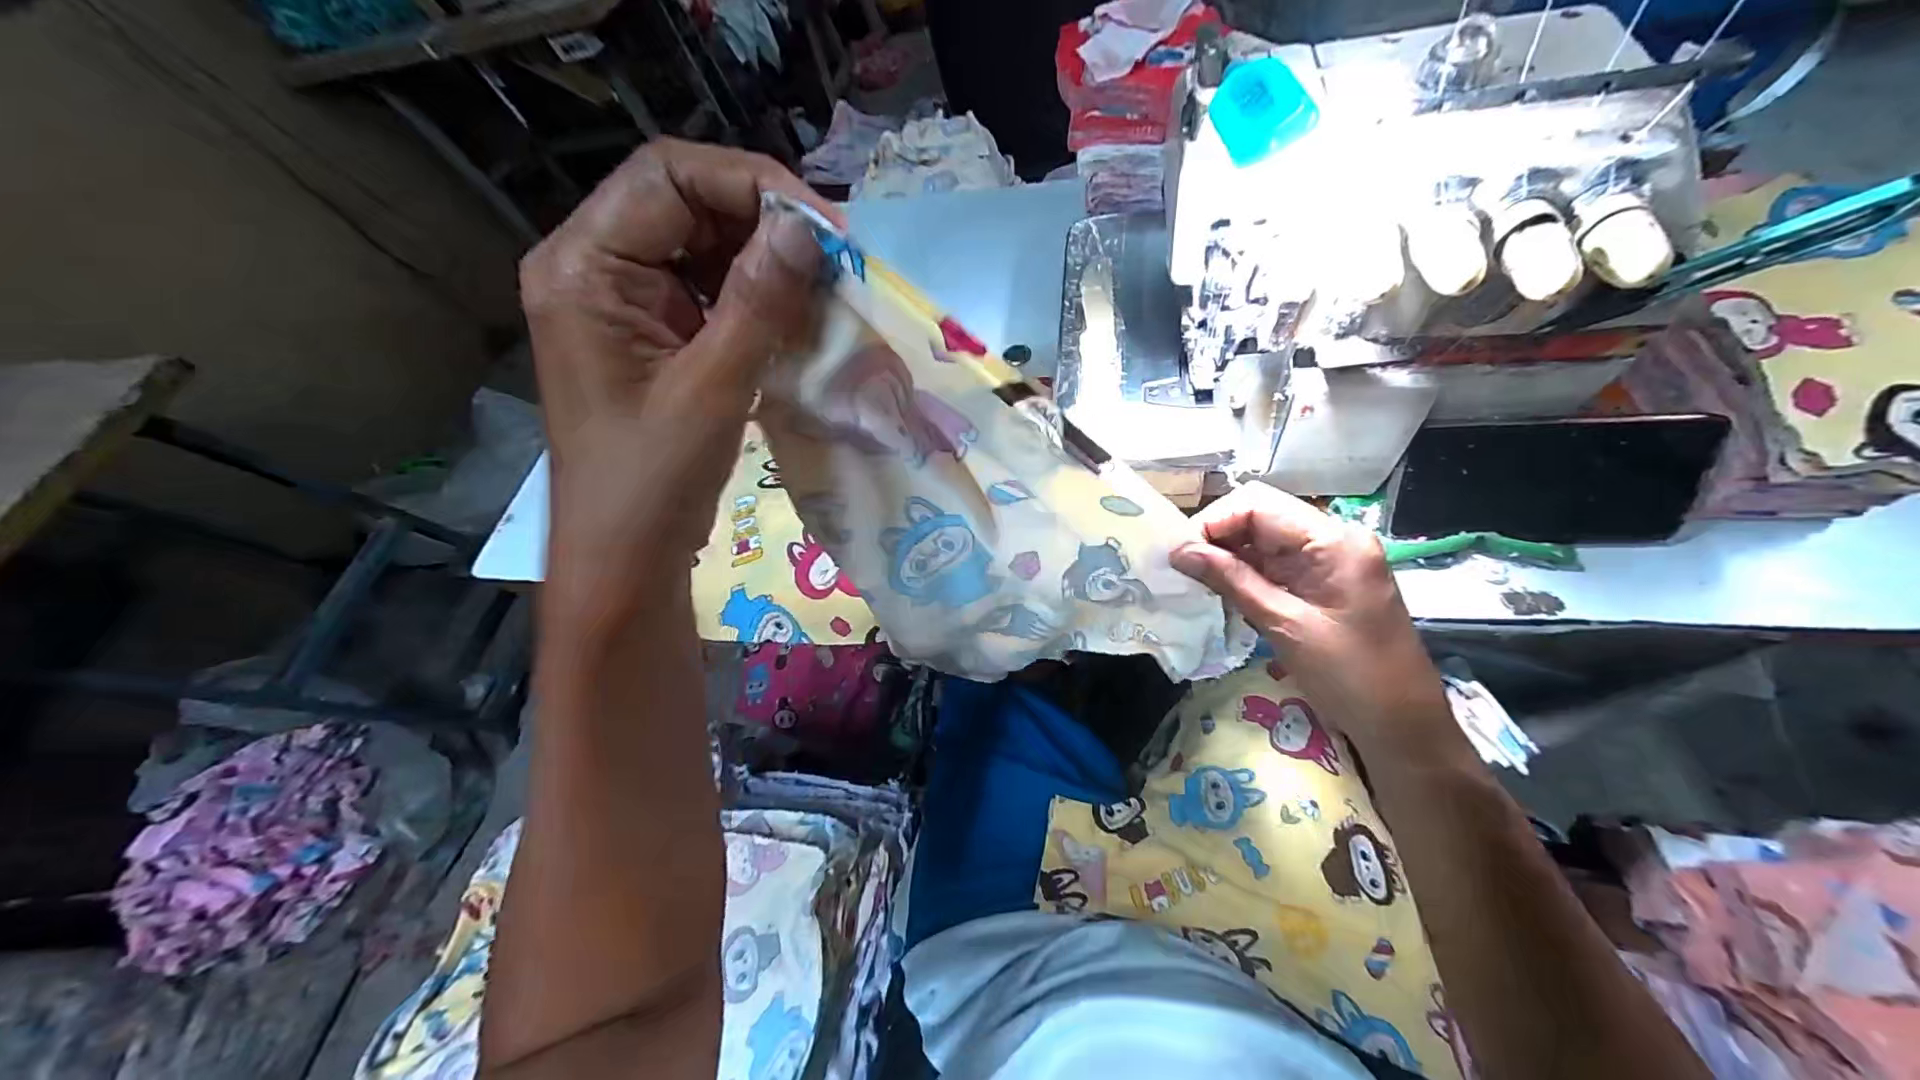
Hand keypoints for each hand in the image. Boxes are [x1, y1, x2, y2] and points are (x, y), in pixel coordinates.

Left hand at [521, 140, 838, 628]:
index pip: (666, 176)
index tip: (826, 229)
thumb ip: (758, 301)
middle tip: (836, 262)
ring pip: (703, 249)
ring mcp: (624, 305)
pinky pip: (709, 294)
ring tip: (826, 290)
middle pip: (685, 205)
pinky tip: (797, 320)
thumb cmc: (652, 483)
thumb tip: (807, 229)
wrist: (624, 563)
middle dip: (764, 225)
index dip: (751, 185)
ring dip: (766, 263)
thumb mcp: (711, 389)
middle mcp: (595, 270)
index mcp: (584, 268)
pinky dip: (756, 300)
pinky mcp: (652, 338)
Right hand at [1169, 483, 1453, 756]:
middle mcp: (1332, 540)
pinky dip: (1243, 575)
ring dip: (1226, 557)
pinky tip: (1218, 593)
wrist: (1403, 726)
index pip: (1258, 505)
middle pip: (1259, 516)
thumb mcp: (1285, 626)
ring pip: (1261, 540)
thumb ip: (1232, 581)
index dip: (1213, 523)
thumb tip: (1180, 551)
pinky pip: (1273, 565)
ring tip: (1193, 582)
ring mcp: (1327, 562)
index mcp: (1333, 541)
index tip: (1180, 556)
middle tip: (1182, 570)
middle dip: (1216, 538)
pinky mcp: (1320, 583)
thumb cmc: (1351, 677)